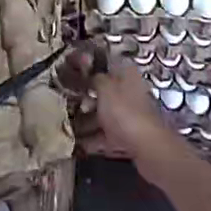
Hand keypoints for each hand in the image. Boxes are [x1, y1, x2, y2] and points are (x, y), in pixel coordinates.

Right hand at [64, 47, 181, 163]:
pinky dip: (92, 139)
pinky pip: (106, 135)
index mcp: (125, 73)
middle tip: (61, 98)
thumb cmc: (125, 111)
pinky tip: (76, 143)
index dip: (84, 64)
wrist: (149, 149)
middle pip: (102, 90)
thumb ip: (92, 77)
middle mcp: (129, 91)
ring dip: (85, 120)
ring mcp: (129, 115)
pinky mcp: (128, 138)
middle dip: (82, 95)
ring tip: (64, 124)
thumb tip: (86, 72)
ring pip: (103, 114)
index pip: (103, 62)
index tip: (66, 68)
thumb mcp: (104, 87)